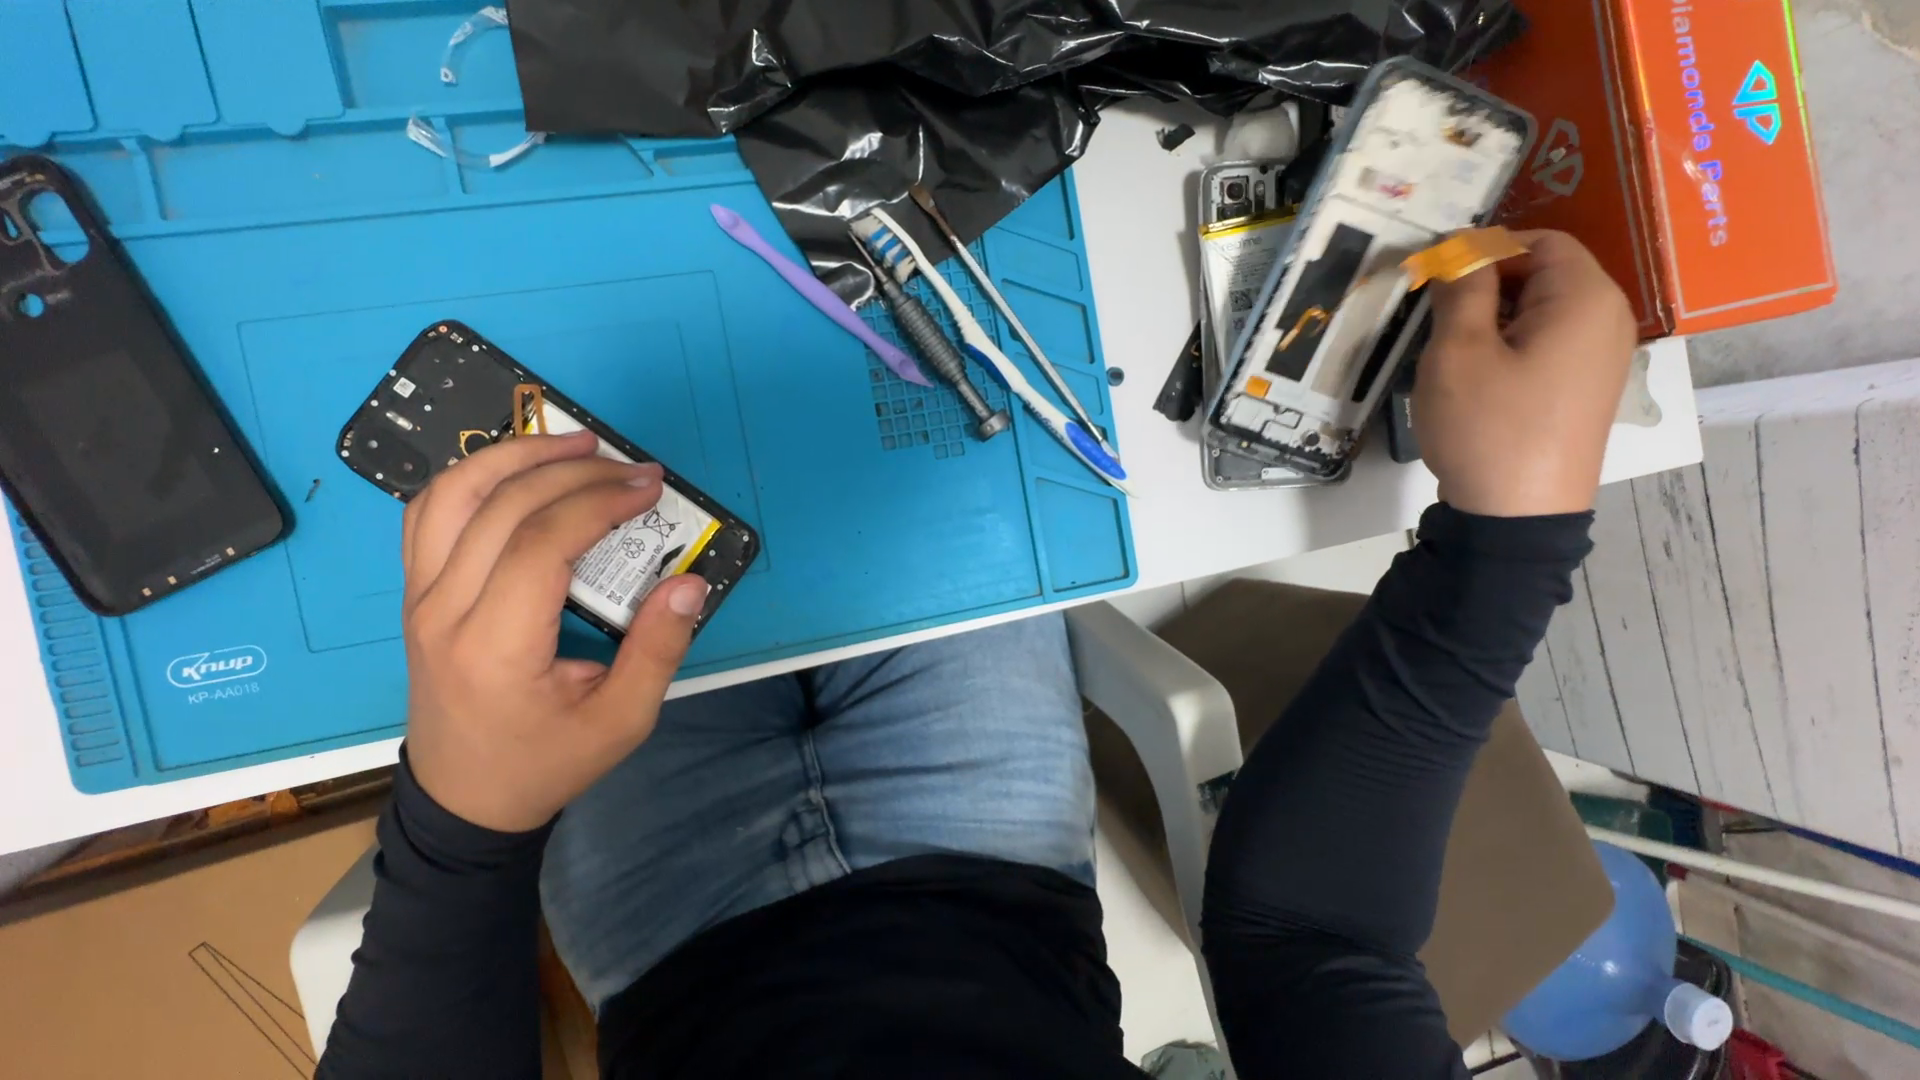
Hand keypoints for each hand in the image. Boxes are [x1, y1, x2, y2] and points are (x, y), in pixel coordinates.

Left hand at [399, 431, 711, 831]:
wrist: (467, 801)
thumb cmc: (548, 761)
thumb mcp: (622, 720)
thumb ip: (658, 649)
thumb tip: (689, 581)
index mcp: (496, 646)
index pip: (542, 543)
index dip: (600, 502)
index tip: (650, 488)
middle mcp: (444, 610)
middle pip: (500, 506)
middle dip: (573, 471)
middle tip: (631, 467)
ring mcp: (419, 598)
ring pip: (449, 495)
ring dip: (513, 455)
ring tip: (572, 442)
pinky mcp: (416, 594)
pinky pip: (429, 514)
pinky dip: (473, 477)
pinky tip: (518, 471)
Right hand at [1415, 229, 1636, 516]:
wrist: (1517, 514)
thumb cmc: (1487, 425)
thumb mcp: (1458, 352)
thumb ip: (1461, 291)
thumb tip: (1458, 252)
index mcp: (1584, 298)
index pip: (1540, 241)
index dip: (1484, 248)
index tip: (1434, 275)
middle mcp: (1608, 318)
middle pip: (1545, 273)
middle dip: (1487, 283)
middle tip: (1433, 313)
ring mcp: (1601, 357)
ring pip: (1543, 311)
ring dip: (1493, 317)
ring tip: (1449, 348)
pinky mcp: (1585, 389)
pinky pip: (1548, 344)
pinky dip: (1510, 344)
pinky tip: (1476, 376)